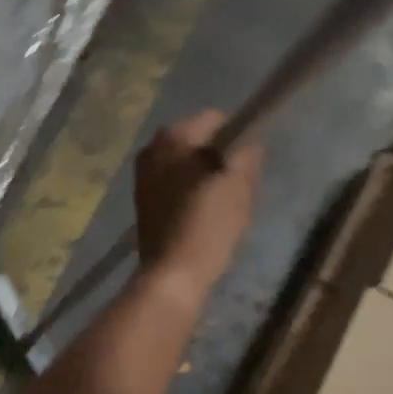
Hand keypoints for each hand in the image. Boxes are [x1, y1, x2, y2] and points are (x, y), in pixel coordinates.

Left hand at [132, 110, 262, 304]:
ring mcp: (143, 177)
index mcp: (173, 138)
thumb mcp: (238, 188)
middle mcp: (152, 150)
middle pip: (197, 142)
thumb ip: (246, 156)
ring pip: (185, 164)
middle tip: (238, 185)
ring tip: (222, 204)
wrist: (172, 274)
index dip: (237, 136)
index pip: (214, 119)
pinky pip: (174, 184)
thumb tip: (249, 142)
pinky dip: (189, 192)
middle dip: (219, 157)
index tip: (248, 163)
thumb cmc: (207, 226)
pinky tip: (202, 216)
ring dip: (204, 176)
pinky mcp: (143, 202)